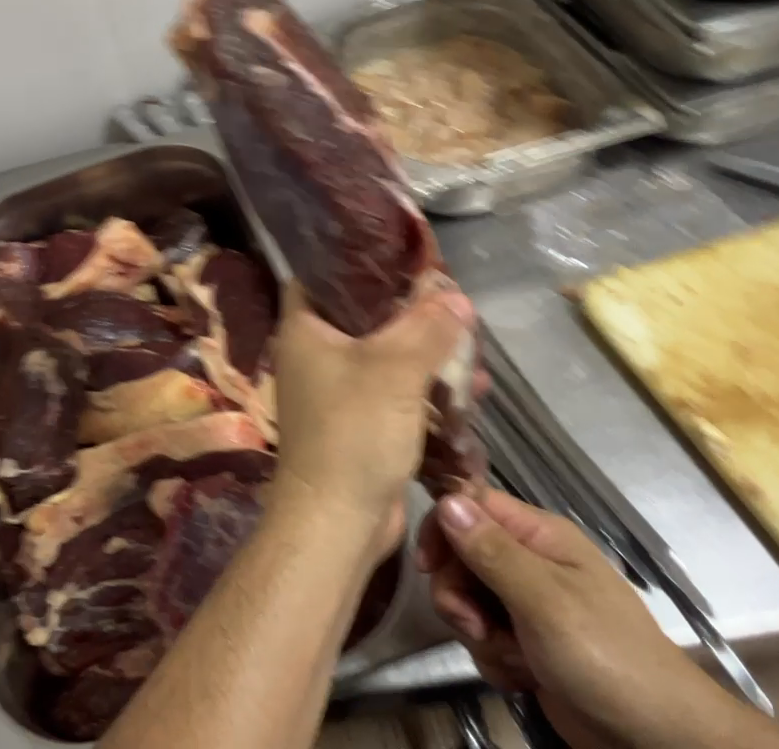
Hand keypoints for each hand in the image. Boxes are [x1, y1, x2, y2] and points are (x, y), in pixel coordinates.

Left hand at [268, 281, 472, 555]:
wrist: (336, 522)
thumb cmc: (353, 432)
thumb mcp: (394, 370)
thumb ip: (427, 327)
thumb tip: (455, 296)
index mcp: (305, 330)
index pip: (322, 276)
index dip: (359, 262)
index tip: (405, 257)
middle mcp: (314, 355)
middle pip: (365, 317)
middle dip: (413, 315)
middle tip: (456, 311)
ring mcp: (336, 391)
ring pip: (386, 357)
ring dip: (429, 356)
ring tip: (474, 359)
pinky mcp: (358, 423)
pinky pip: (395, 392)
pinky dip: (426, 391)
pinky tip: (467, 395)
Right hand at [415, 490, 716, 738]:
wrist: (654, 736)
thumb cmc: (604, 655)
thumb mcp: (543, 599)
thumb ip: (491, 550)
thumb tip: (447, 499)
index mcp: (540, 535)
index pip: (471, 505)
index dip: (443, 528)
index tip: (426, 566)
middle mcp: (531, 561)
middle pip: (461, 556)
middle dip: (458, 594)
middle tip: (475, 625)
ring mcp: (527, 604)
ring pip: (467, 600)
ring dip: (478, 633)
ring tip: (512, 656)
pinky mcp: (526, 642)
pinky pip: (483, 637)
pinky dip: (494, 658)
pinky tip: (522, 676)